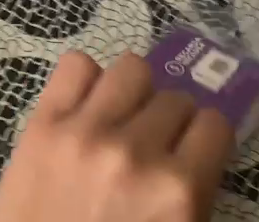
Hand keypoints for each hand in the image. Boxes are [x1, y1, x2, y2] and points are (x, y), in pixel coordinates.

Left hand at [0, 52, 233, 221]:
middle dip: (170, 121)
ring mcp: (86, 131)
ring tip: (121, 120)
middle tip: (153, 146)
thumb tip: (197, 148)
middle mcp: (136, 152)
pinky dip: (86, 80)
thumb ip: (193, 194)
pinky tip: (85, 109)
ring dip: (133, 93)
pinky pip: (77, 65)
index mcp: (178, 193)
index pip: (214, 125)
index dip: (205, 139)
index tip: (193, 151)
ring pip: (131, 68)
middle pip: (173, 97)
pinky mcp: (43, 123)